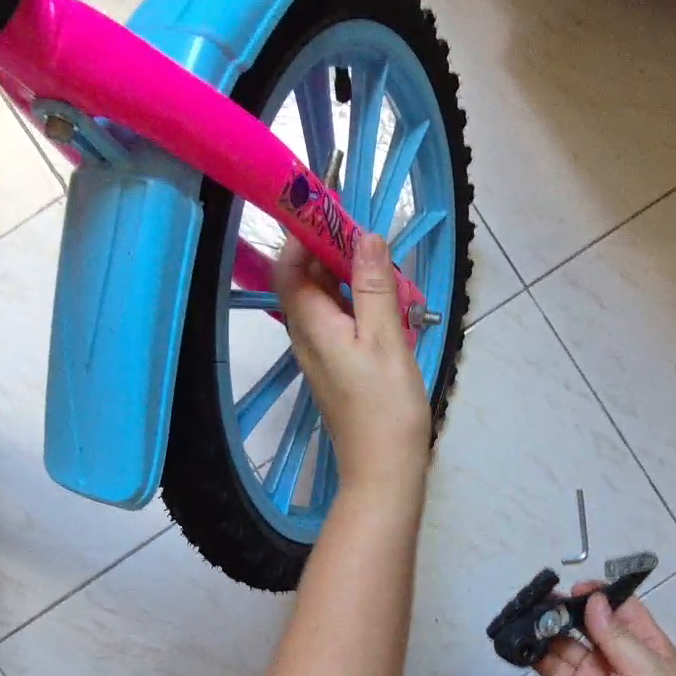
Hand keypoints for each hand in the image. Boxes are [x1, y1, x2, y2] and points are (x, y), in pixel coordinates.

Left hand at [274, 233, 432, 494]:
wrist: (384, 469)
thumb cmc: (386, 406)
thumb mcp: (385, 340)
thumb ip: (374, 287)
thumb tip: (364, 236)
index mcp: (312, 325)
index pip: (290, 266)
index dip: (303, 232)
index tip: (331, 206)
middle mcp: (307, 336)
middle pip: (305, 280)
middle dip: (330, 249)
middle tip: (367, 232)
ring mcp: (321, 354)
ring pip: (325, 301)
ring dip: (348, 276)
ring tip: (382, 263)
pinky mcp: (337, 368)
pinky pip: (338, 322)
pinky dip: (356, 303)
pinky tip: (386, 303)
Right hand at [535, 587, 675, 675]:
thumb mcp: (644, 669)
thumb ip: (615, 634)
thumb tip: (594, 599)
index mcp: (647, 644)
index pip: (622, 609)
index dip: (600, 595)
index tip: (577, 588)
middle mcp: (619, 654)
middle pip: (589, 622)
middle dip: (568, 610)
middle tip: (544, 600)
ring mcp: (594, 673)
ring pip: (567, 642)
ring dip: (549, 629)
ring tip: (529, 618)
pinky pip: (553, 666)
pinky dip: (538, 654)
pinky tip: (524, 643)